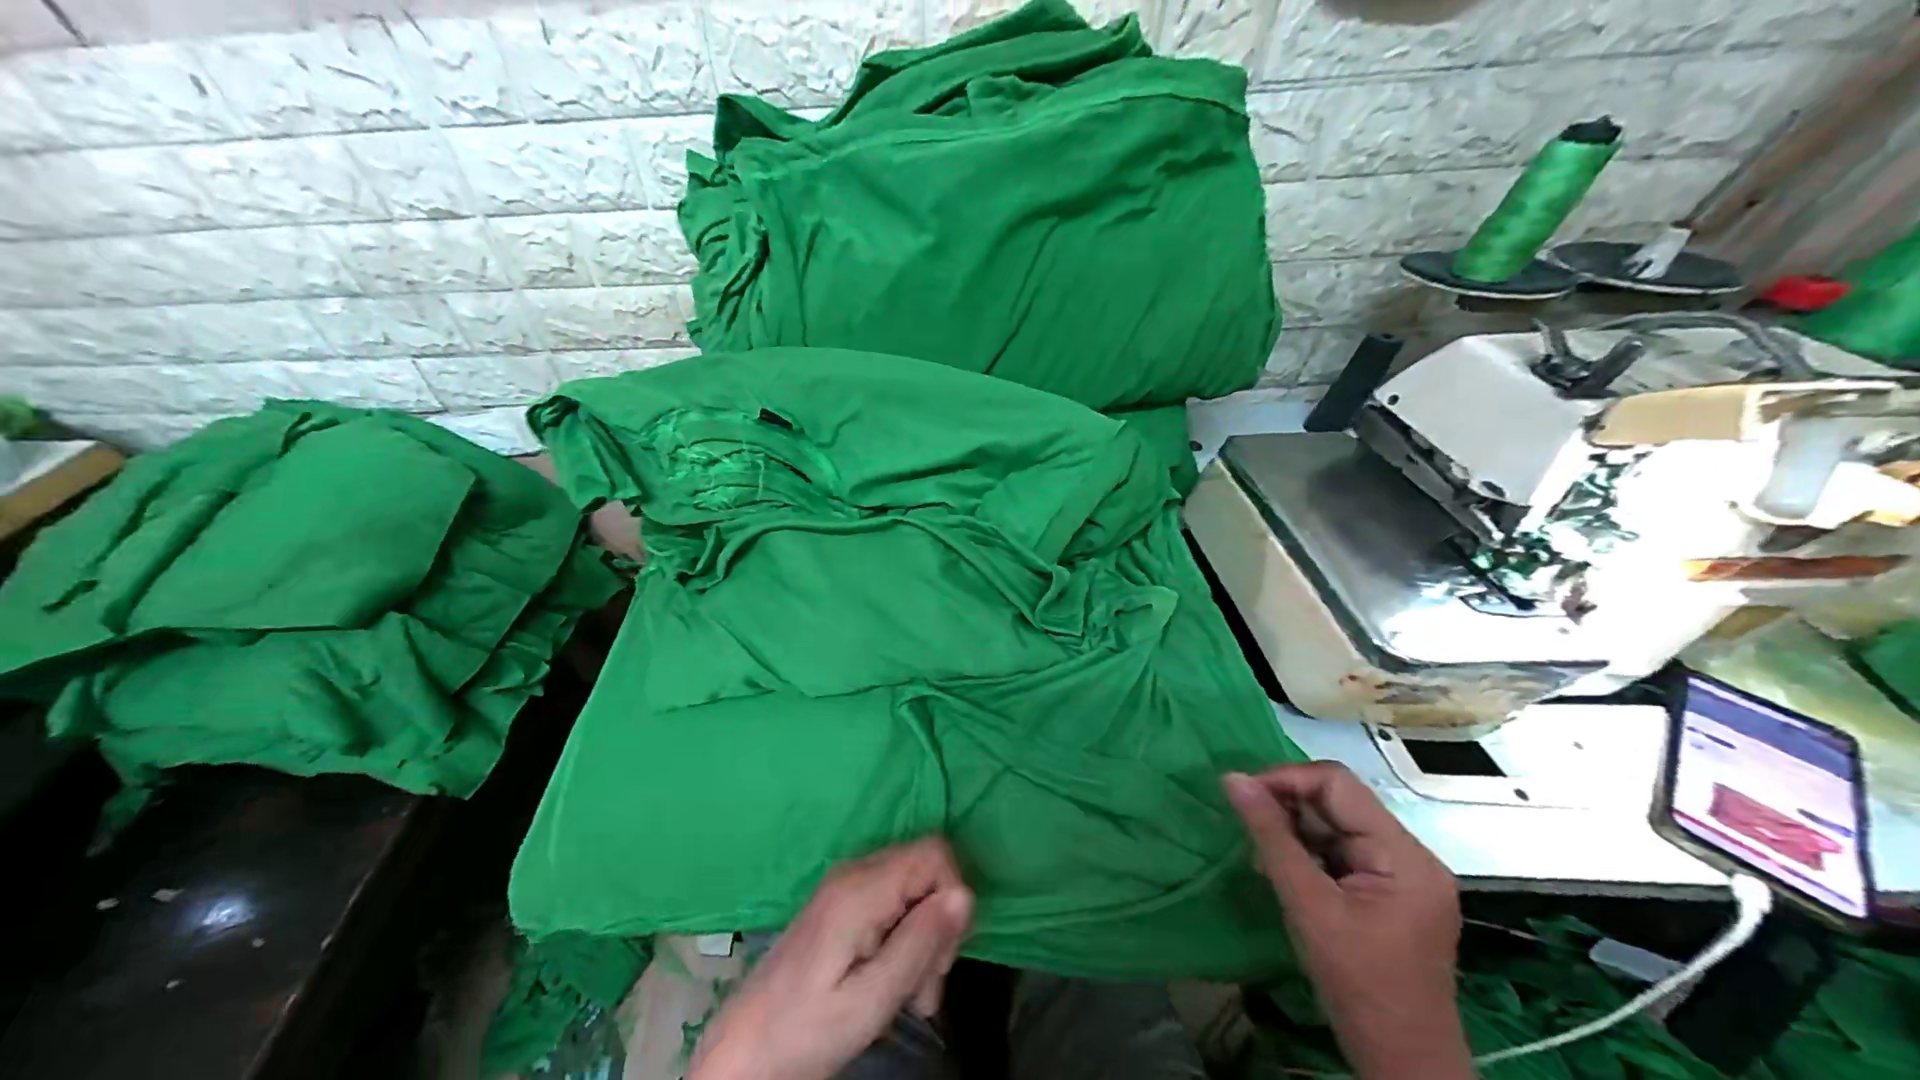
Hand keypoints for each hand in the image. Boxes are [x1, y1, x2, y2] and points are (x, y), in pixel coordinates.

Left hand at [689, 837, 974, 1079]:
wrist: (746, 1047)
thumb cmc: (807, 1028)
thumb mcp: (871, 999)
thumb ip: (920, 942)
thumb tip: (965, 894)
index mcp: (860, 889)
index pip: (934, 852)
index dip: (953, 894)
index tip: (941, 953)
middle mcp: (855, 871)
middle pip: (928, 867)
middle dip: (940, 922)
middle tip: (926, 984)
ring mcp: (847, 881)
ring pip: (916, 884)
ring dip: (926, 935)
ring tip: (912, 993)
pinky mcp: (844, 898)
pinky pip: (896, 897)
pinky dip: (907, 934)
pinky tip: (895, 977)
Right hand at [1224, 763, 1472, 1079]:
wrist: (1401, 1061)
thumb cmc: (1356, 984)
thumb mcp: (1307, 904)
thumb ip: (1270, 836)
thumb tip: (1233, 778)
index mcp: (1404, 855)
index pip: (1339, 784)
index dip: (1287, 779)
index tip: (1243, 793)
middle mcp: (1411, 855)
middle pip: (1339, 803)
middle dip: (1288, 807)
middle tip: (1247, 824)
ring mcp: (1403, 874)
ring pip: (1336, 826)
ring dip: (1294, 831)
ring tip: (1261, 854)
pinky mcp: (1390, 892)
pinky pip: (1342, 851)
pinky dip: (1307, 853)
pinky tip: (1282, 870)